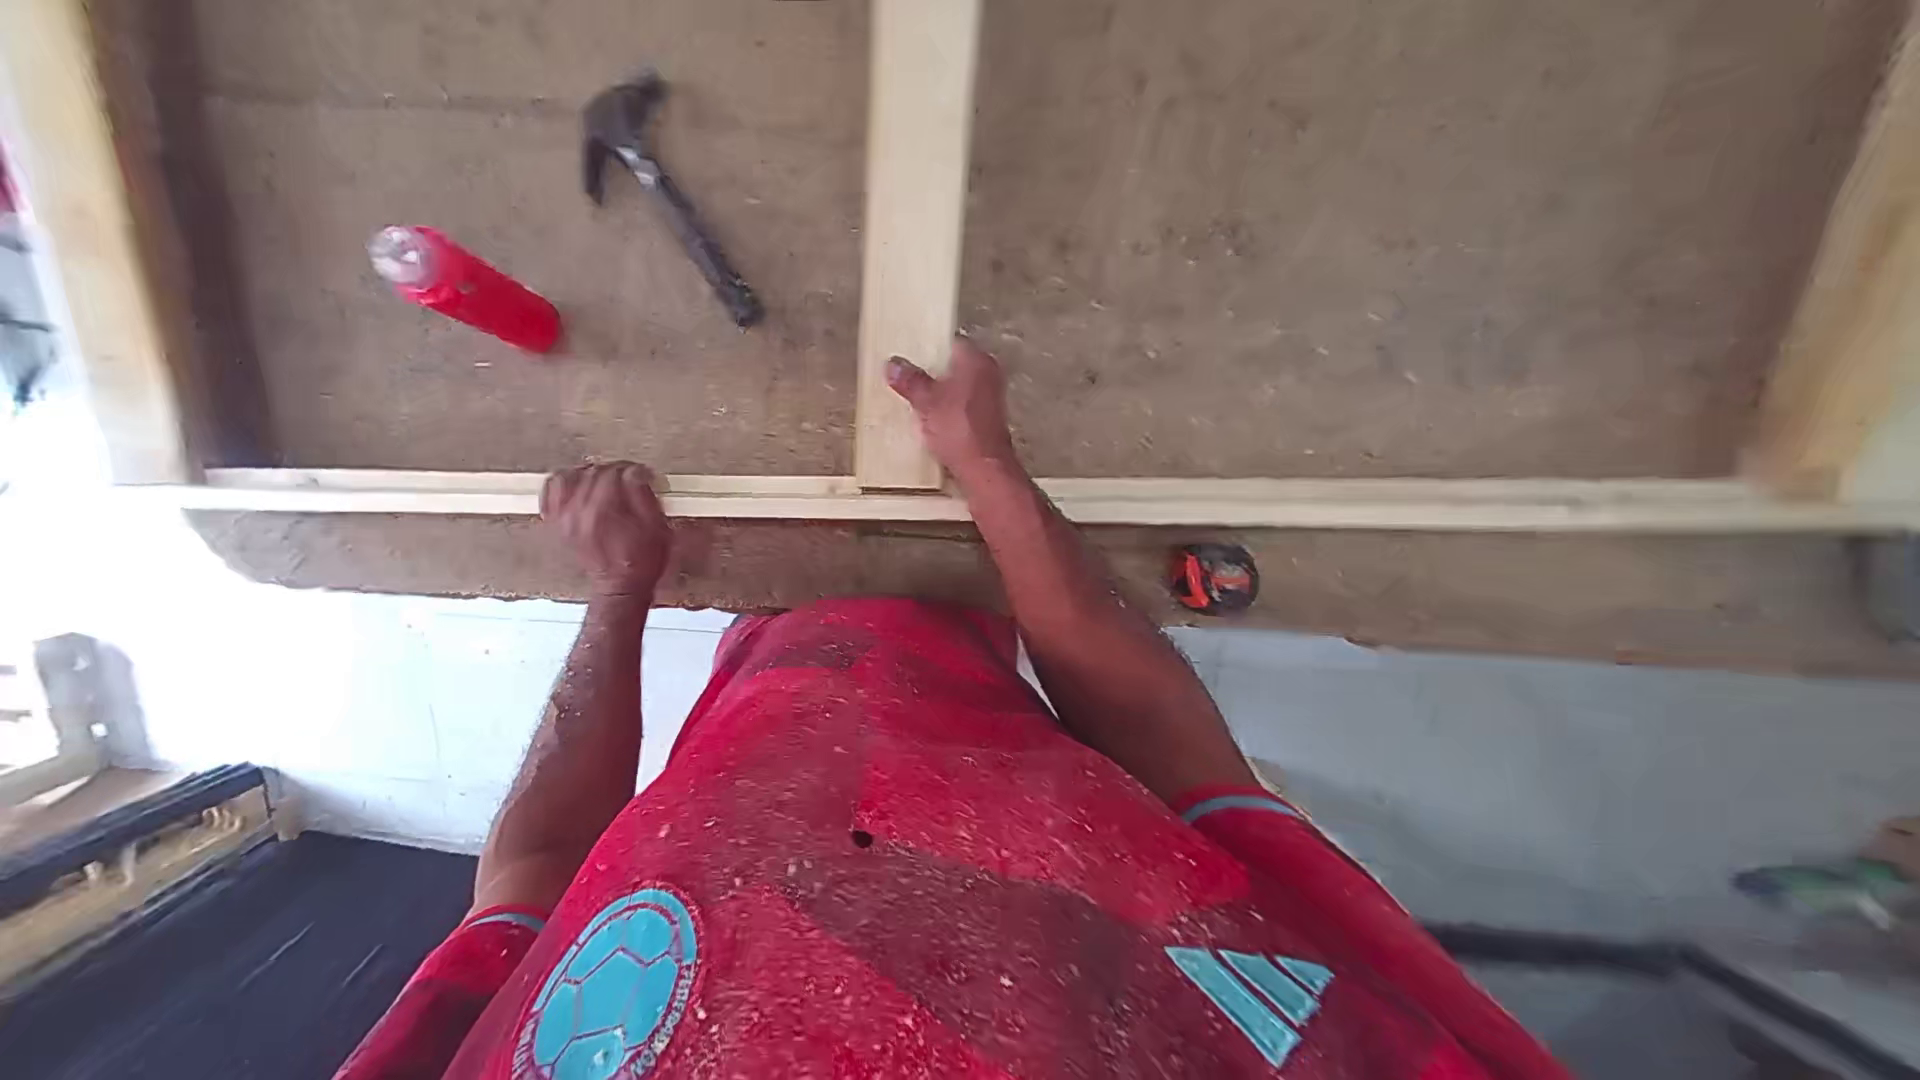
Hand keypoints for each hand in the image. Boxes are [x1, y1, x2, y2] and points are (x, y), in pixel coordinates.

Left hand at [541, 462, 670, 600]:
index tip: (643, 474)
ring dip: (589, 473)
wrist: (621, 587)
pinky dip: (563, 483)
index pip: (615, 472)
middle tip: (629, 477)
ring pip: (569, 476)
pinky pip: (551, 492)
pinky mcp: (558, 523)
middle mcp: (579, 511)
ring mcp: (565, 517)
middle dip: (614, 470)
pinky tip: (578, 486)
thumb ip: (645, 496)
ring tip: (604, 480)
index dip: (633, 469)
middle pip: (593, 472)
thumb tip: (637, 472)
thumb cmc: (642, 561)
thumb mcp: (657, 527)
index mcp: (605, 511)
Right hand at [885, 336, 1022, 487]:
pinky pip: (963, 411)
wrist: (983, 468)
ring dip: (941, 396)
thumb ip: (910, 381)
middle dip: (933, 374)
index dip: (930, 349)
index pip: (952, 343)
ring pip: (959, 390)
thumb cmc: (961, 430)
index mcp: (977, 361)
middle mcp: (989, 376)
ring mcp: (991, 400)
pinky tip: (934, 423)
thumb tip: (894, 367)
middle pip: (955, 367)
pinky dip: (949, 414)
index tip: (911, 355)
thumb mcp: (925, 401)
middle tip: (909, 379)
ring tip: (918, 402)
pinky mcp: (988, 422)